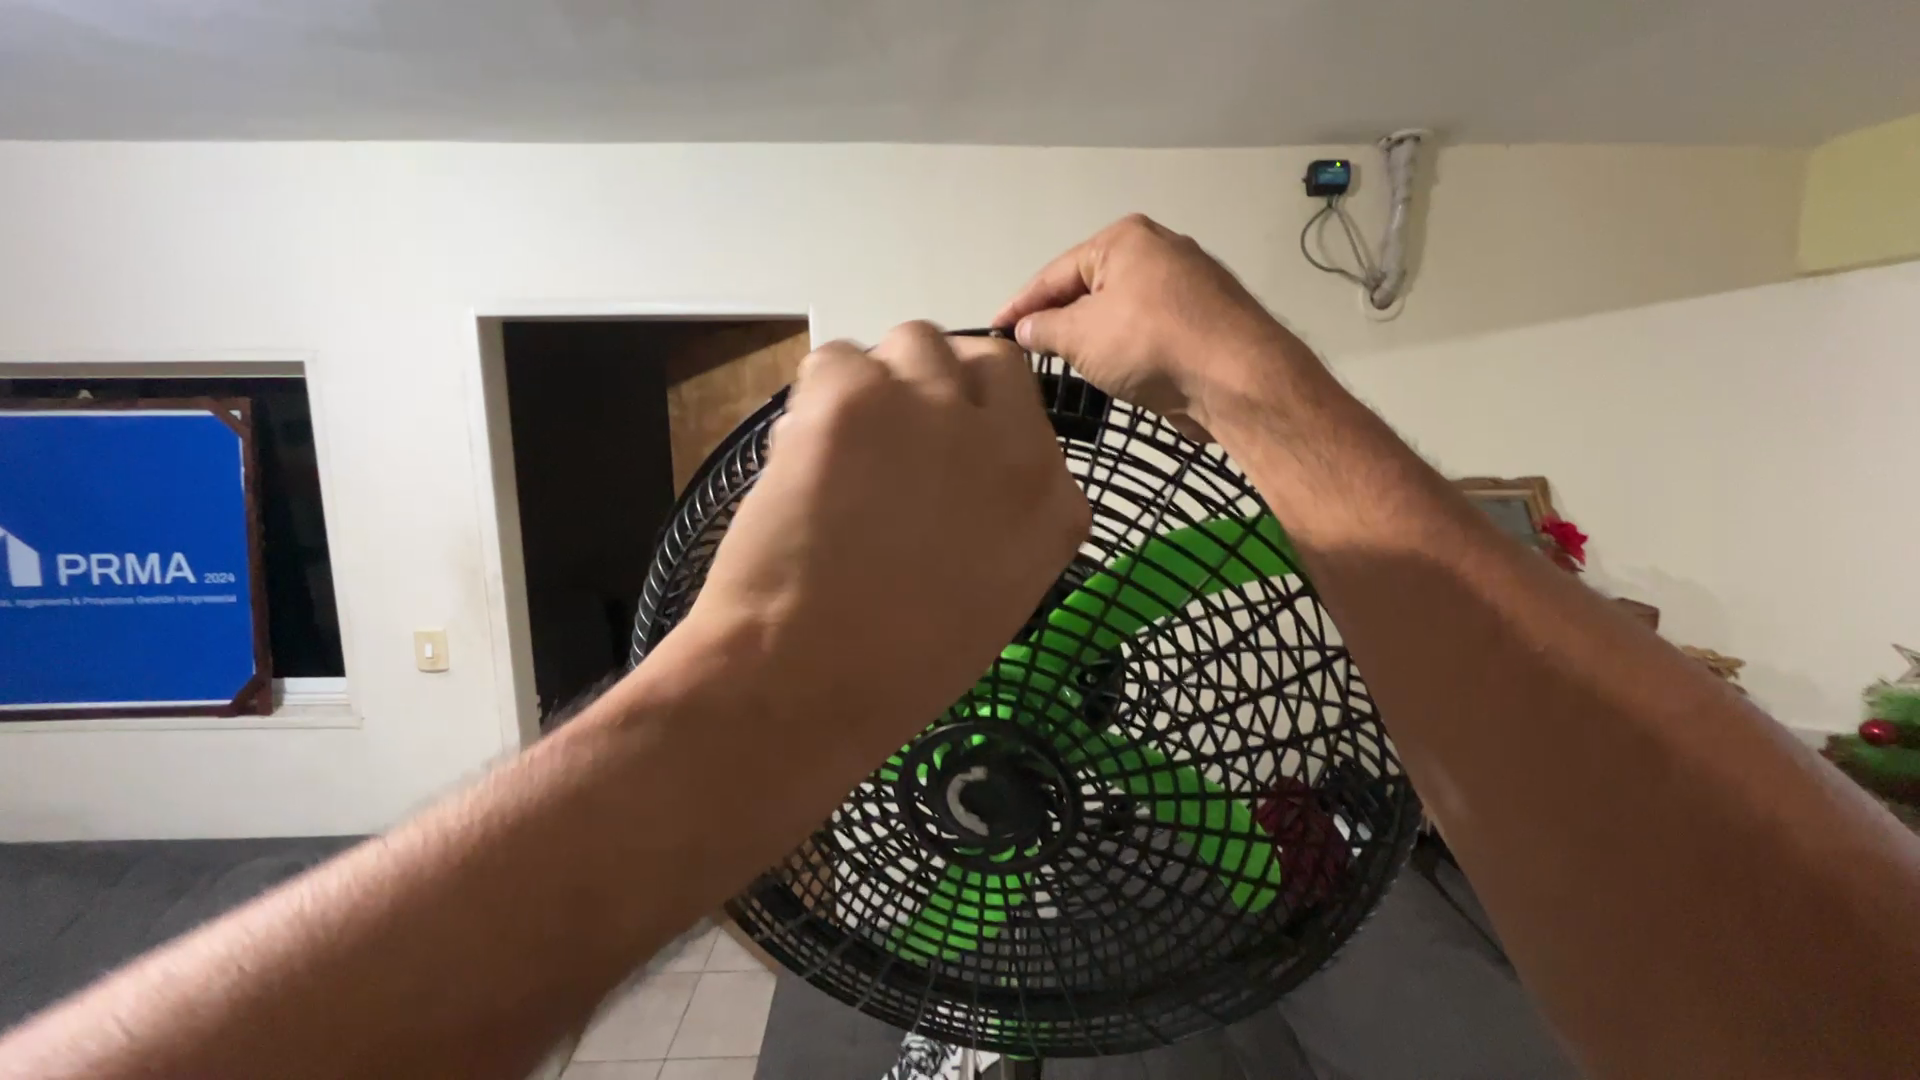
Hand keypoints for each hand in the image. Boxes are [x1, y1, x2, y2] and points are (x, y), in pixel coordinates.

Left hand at [684, 321, 1090, 747]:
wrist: (805, 682)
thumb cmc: (896, 667)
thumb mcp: (993, 596)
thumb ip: (999, 518)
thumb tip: (957, 469)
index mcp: (1053, 505)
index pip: (1027, 415)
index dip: (976, 421)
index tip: (939, 445)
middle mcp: (1011, 445)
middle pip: (981, 360)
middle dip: (937, 384)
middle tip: (888, 432)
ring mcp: (936, 411)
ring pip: (911, 344)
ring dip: (878, 384)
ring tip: (842, 448)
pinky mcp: (857, 396)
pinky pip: (836, 359)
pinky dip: (816, 397)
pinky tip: (803, 456)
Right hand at [993, 214, 1326, 439]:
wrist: (1236, 377)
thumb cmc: (1149, 343)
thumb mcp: (1080, 336)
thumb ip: (1044, 329)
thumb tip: (1024, 328)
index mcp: (1124, 240)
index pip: (1055, 273)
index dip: (1020, 304)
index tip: (994, 328)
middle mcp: (1158, 251)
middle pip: (1089, 287)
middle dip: (1058, 317)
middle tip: (1027, 348)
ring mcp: (1187, 285)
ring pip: (1120, 310)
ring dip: (1091, 336)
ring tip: (1065, 362)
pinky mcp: (1203, 320)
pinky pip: (1147, 330)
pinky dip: (1123, 347)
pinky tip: (1112, 369)